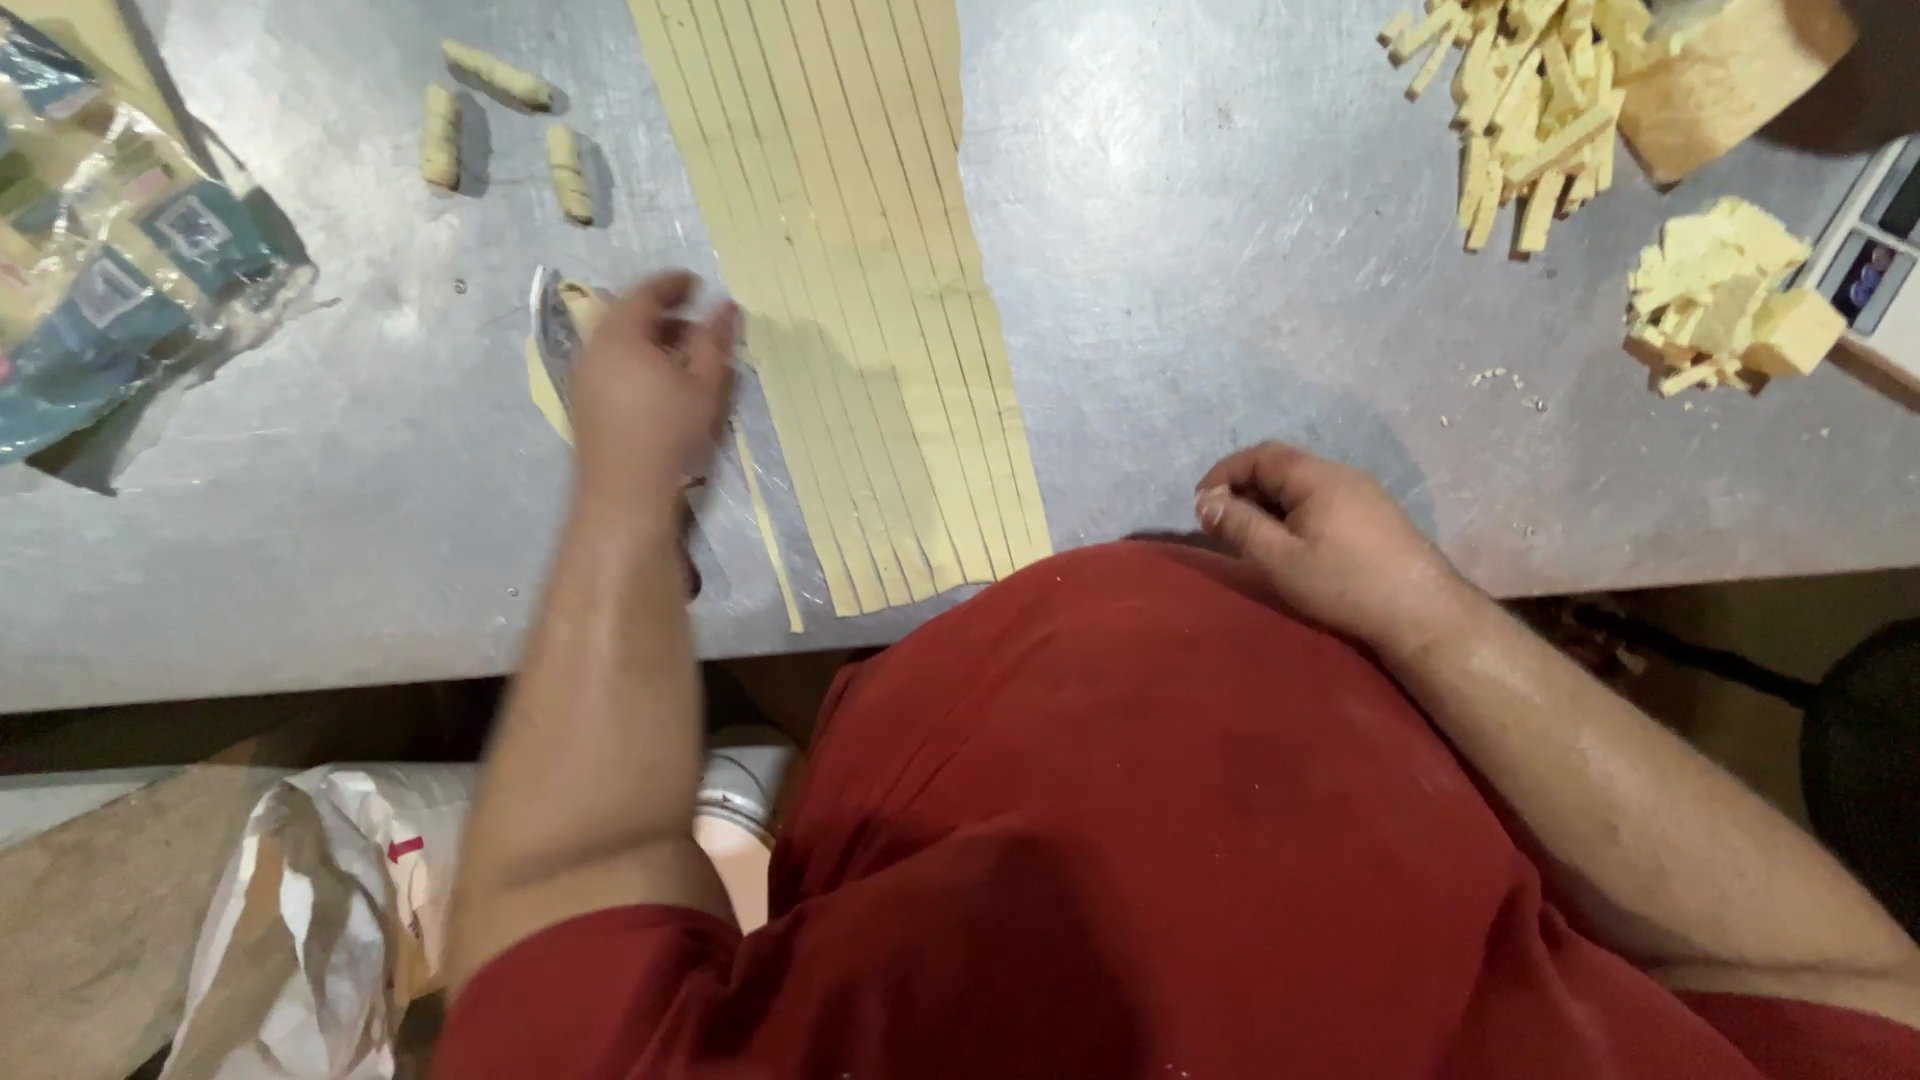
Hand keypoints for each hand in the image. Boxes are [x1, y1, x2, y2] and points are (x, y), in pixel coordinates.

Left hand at [570, 271, 737, 515]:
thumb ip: (714, 340)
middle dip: (662, 312)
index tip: (697, 283)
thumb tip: (726, 306)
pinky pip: (610, 363)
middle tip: (695, 320)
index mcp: (621, 336)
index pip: (645, 293)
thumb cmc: (670, 432)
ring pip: (617, 342)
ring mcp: (583, 376)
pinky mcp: (583, 401)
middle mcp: (593, 348)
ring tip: (682, 353)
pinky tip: (659, 382)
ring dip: (649, 338)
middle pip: (627, 315)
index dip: (673, 284)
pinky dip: (635, 359)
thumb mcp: (704, 384)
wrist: (625, 490)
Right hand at [1194, 442, 1481, 659]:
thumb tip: (1205, 502)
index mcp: (1317, 477)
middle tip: (1220, 520)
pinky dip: (1290, 509)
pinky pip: (1319, 496)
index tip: (1201, 504)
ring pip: (1300, 482)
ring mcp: (1361, 492)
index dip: (1224, 473)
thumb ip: (1238, 525)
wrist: (1422, 613)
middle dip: (1242, 486)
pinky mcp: (1373, 513)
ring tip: (1248, 533)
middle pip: (1280, 464)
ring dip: (1266, 499)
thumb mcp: (1279, 558)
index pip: (1259, 455)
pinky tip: (1287, 539)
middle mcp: (1341, 474)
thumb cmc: (1343, 584)